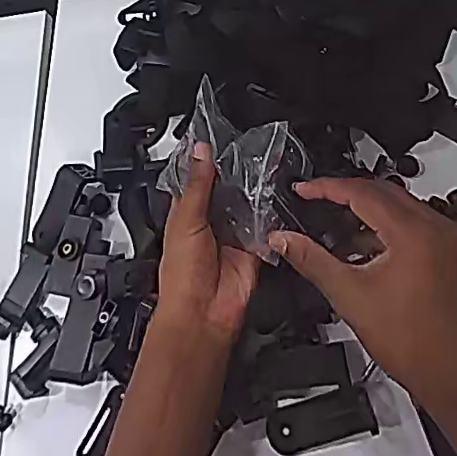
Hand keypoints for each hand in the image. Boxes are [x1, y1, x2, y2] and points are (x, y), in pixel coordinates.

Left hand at [154, 143, 260, 347]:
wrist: (202, 316)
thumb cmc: (181, 277)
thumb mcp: (186, 220)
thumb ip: (197, 185)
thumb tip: (200, 151)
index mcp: (187, 213)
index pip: (197, 179)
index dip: (206, 160)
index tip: (219, 138)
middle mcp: (210, 222)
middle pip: (227, 189)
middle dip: (237, 174)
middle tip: (250, 151)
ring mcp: (232, 235)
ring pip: (247, 205)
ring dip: (254, 192)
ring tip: (265, 168)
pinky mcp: (253, 249)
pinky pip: (265, 227)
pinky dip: (271, 216)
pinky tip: (275, 199)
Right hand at [271, 176, 456, 415]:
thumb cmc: (417, 346)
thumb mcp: (351, 297)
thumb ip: (312, 261)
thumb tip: (285, 240)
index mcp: (413, 233)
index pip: (361, 191)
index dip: (326, 187)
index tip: (304, 189)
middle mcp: (436, 228)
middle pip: (382, 190)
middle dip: (345, 192)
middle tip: (316, 198)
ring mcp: (448, 239)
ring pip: (400, 204)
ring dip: (367, 208)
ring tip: (336, 223)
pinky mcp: (452, 252)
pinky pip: (415, 222)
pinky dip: (387, 225)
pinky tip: (366, 245)